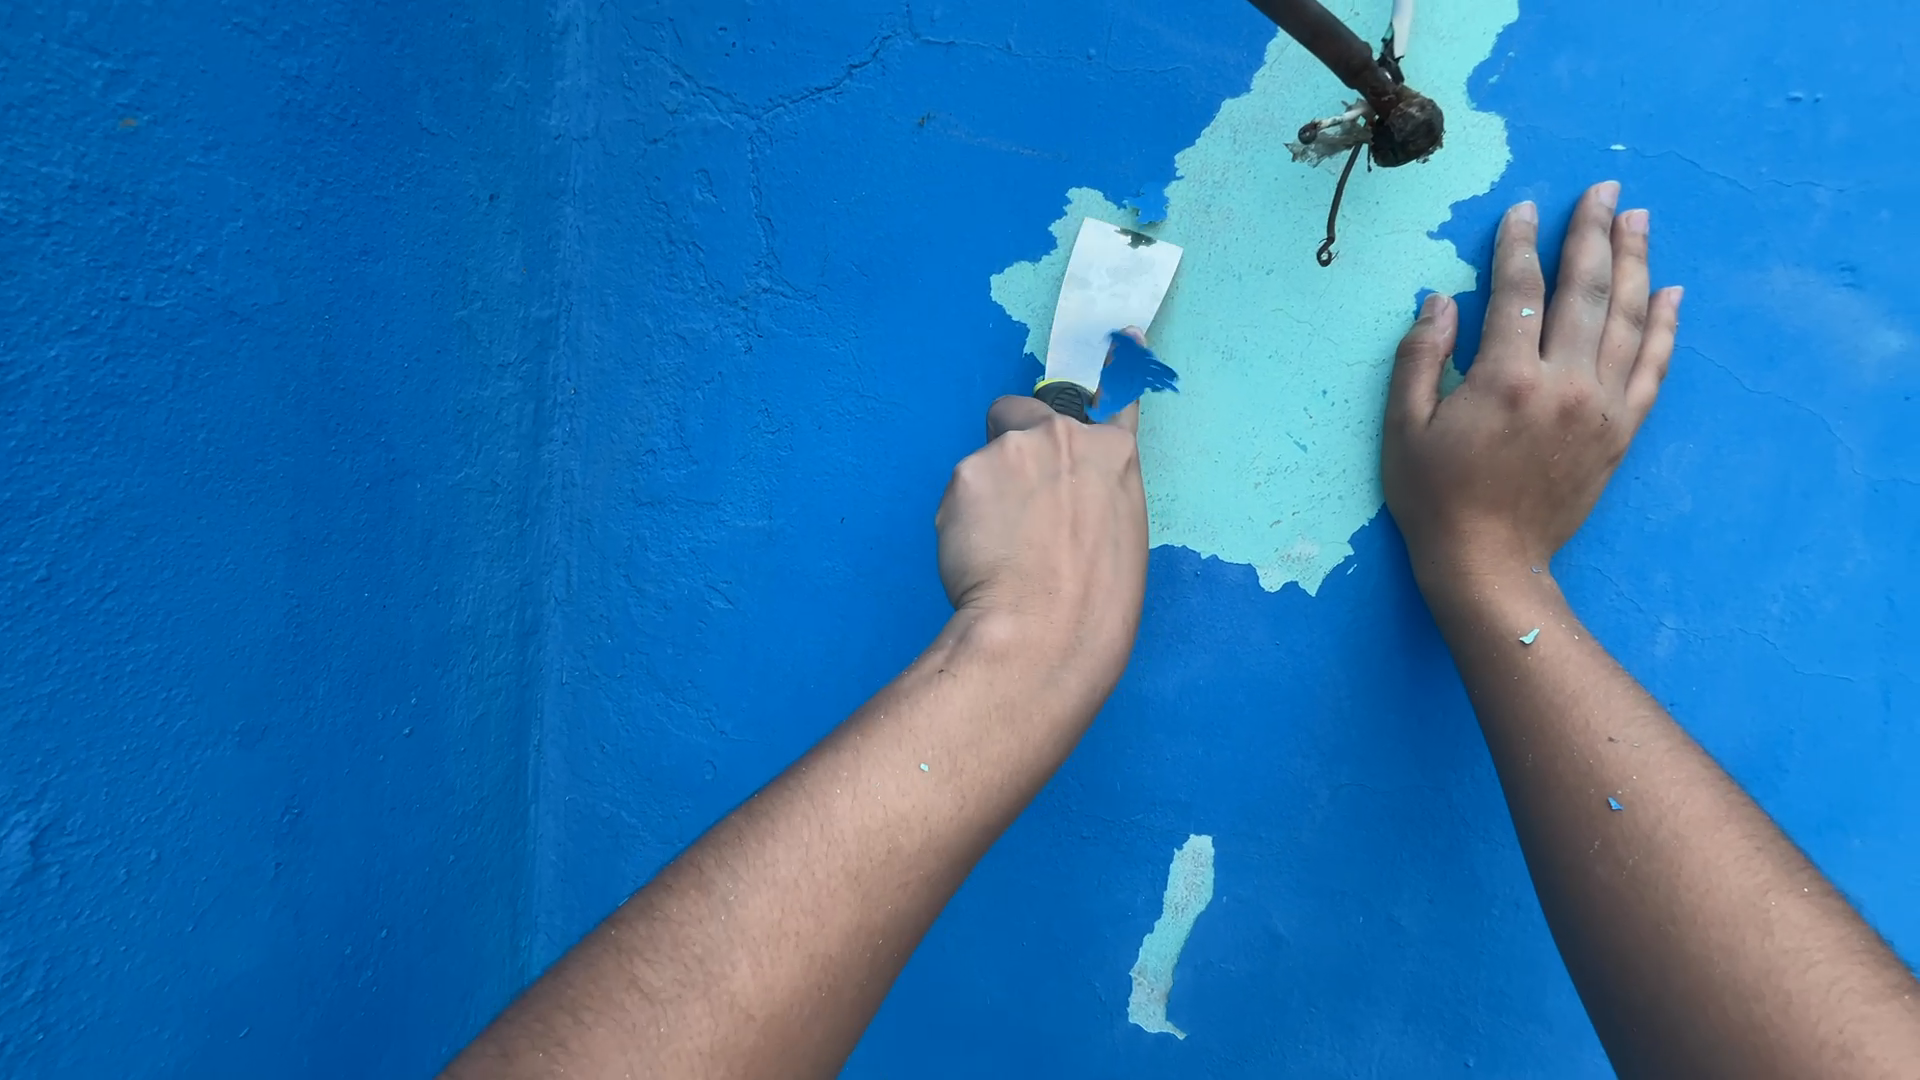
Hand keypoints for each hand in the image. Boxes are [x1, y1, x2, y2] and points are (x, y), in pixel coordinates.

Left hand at [934, 394, 1147, 691]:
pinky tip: (977, 557)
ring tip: (998, 550)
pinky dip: (963, 518)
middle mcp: (1062, 437)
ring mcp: (1011, 451)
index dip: (1112, 367)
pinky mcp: (966, 474)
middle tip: (1011, 502)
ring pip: (982, 461)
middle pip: (1017, 412)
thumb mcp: (1120, 539)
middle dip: (1009, 441)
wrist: (1043, 633)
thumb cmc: (1094, 606)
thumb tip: (1073, 489)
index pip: (1115, 393)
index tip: (1121, 339)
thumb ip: (1097, 492)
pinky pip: (959, 493)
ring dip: (984, 492)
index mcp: (1112, 455)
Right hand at [1383, 182, 1682, 583]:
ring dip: (1634, 262)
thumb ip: (1419, 360)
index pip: (1515, 293)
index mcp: (1503, 378)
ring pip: (1627, 318)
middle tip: (1601, 191)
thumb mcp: (1402, 429)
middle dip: (1591, 235)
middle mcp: (1563, 381)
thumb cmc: (1431, 495)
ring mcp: (1601, 405)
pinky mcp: (1621, 430)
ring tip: (1637, 219)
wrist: (1487, 559)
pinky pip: (1653, 365)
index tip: (1524, 210)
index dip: (1518, 246)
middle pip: (1584, 292)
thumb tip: (1439, 301)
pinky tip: (1671, 291)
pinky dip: (1666, 324)